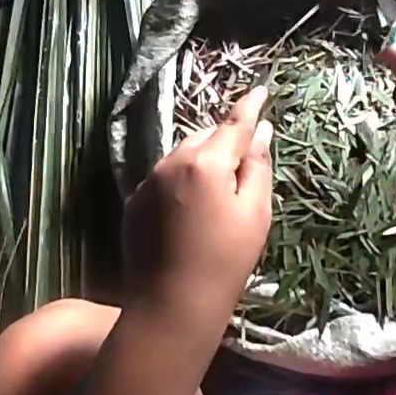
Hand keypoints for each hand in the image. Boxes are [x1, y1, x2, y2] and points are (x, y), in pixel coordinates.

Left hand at [123, 88, 274, 327]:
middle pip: (205, 139)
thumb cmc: (225, 260)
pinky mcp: (134, 202)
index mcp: (205, 162)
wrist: (172, 304)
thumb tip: (262, 129)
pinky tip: (189, 212)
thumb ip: (257, 165)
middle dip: (224, 143)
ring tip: (216, 194)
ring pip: (181, 157)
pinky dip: (179, 182)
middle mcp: (170, 162)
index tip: (260, 90)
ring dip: (200, 162)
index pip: (233, 124)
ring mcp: (147, 182)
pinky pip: (163, 179)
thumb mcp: (254, 212)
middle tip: (242, 168)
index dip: (249, 107)